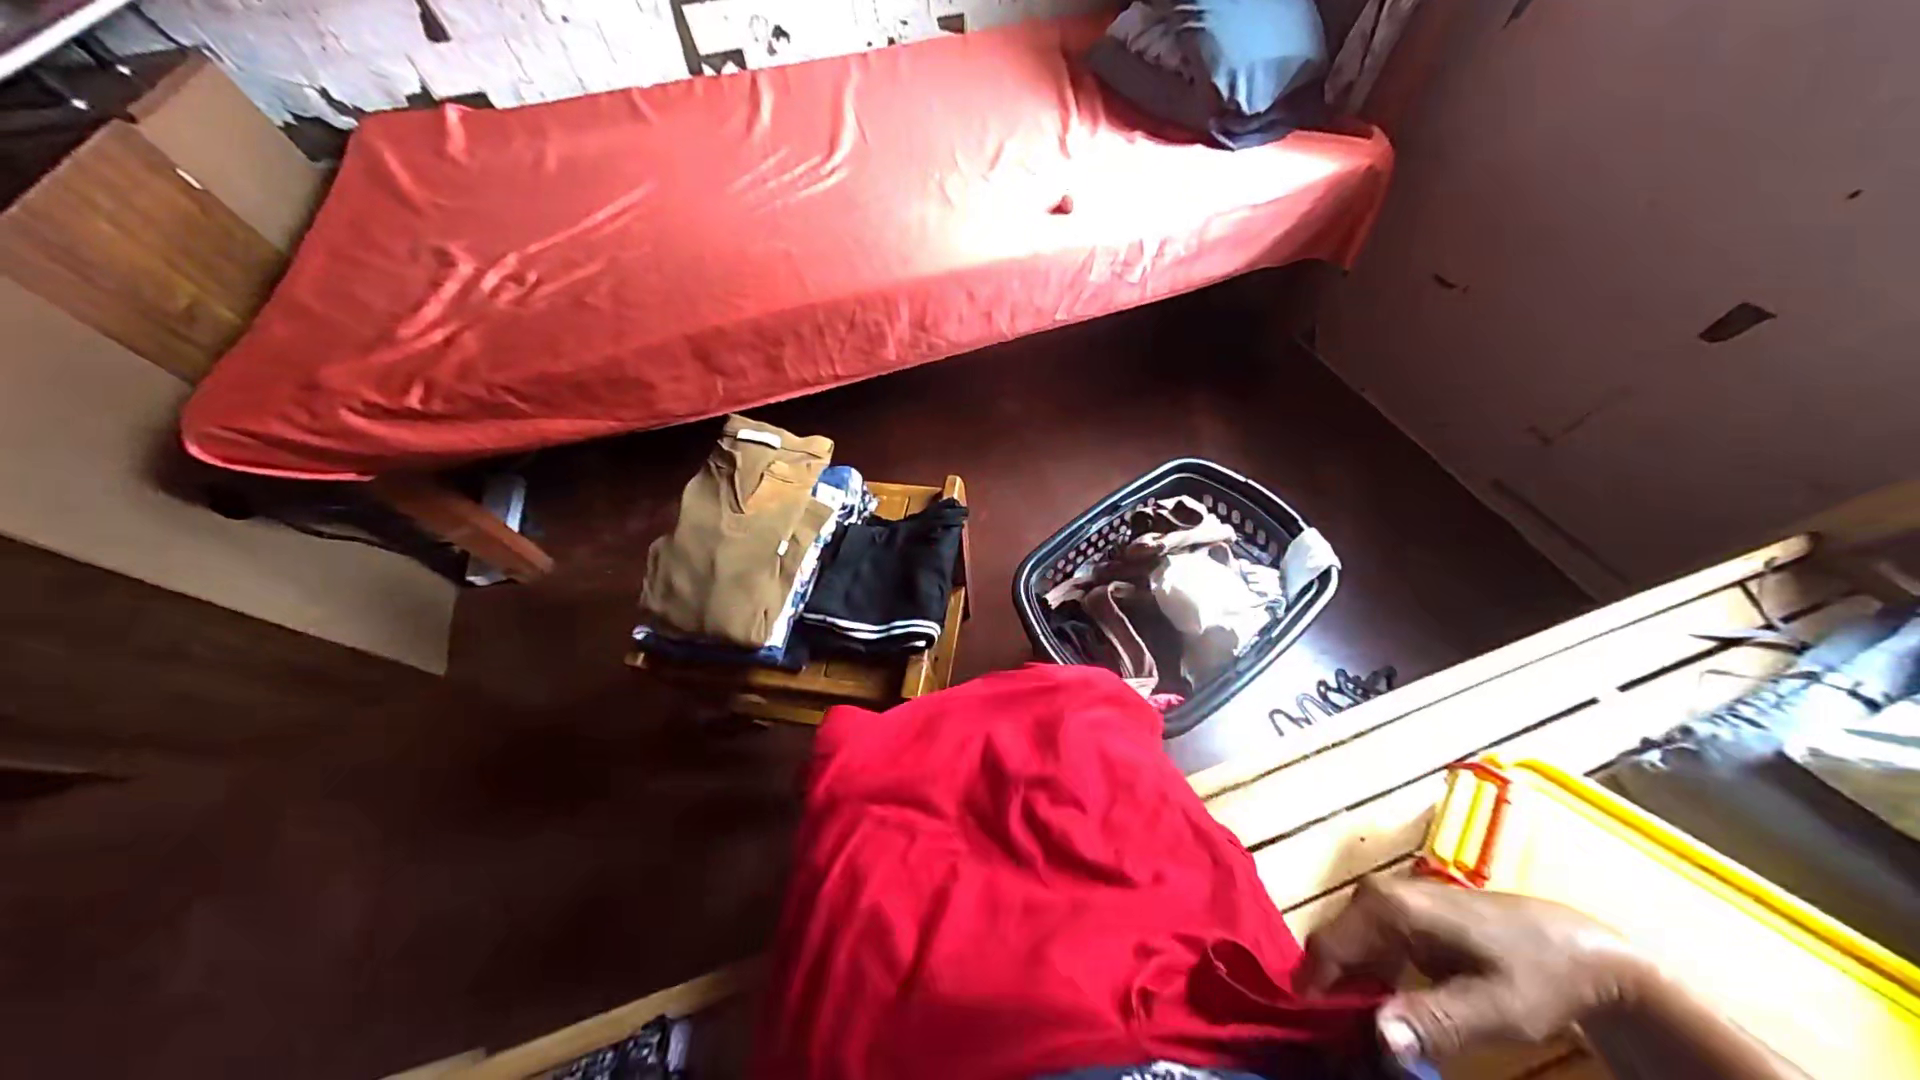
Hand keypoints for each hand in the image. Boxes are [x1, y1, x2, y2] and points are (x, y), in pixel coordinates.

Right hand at [1299, 875, 1652, 1062]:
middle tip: (1345, 1043)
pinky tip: (1391, 1014)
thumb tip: (1378, 1038)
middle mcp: (1376, 895)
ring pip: (1349, 950)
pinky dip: (1372, 983)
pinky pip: (1369, 950)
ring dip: (1352, 992)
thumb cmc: (1539, 976)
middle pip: (1334, 948)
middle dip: (1334, 994)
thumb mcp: (1496, 1010)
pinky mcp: (1402, 916)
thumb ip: (1434, 1021)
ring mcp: (1389, 902)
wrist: (1583, 952)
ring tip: (1366, 1036)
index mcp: (1385, 907)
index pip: (1327, 948)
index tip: (1316, 1035)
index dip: (1315, 991)